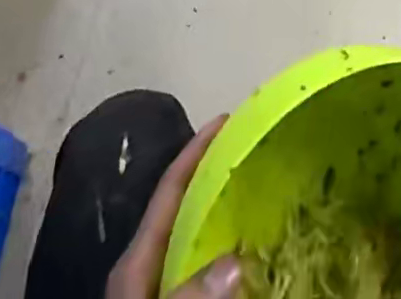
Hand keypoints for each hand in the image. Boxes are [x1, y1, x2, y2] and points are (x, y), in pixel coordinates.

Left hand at [105, 116, 241, 298]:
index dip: (195, 151)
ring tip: (263, 198)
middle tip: (252, 151)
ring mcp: (157, 286)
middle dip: (216, 178)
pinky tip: (254, 260)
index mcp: (136, 256)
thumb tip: (237, 262)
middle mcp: (148, 264)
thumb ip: (188, 295)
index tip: (223, 120)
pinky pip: (203, 270)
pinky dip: (226, 259)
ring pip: (198, 241)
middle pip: (185, 208)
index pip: (169, 189)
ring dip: (226, 221)